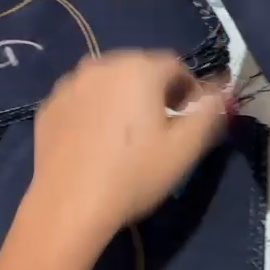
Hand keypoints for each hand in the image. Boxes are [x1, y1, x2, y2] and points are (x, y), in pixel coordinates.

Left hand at [25, 51, 226, 239]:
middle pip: (141, 70)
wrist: (70, 204)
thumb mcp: (185, 148)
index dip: (190, 91)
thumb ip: (209, 113)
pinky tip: (100, 145)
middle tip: (162, 131)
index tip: (191, 121)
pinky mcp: (49, 106)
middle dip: (157, 93)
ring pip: (110, 84)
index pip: (176, 66)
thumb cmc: (134, 174)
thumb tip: (220, 93)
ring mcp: (70, 84)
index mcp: (139, 69)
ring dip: (126, 101)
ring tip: (130, 138)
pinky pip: (85, 100)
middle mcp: (102, 65)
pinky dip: (97, 113)